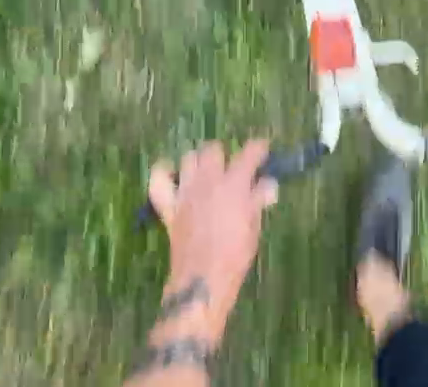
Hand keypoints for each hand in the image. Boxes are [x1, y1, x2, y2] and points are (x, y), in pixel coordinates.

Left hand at [146, 140, 278, 339]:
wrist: (203, 280)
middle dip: (223, 155)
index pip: (249, 153)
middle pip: (213, 149)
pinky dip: (164, 173)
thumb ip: (258, 201)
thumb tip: (268, 184)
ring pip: (189, 158)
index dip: (258, 148)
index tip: (263, 150)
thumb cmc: (235, 256)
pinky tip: (174, 178)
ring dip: (198, 162)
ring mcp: (186, 191)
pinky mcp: (169, 205)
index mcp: (234, 184)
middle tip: (230, 169)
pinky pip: (159, 180)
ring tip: (205, 173)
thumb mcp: (254, 228)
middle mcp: (209, 180)